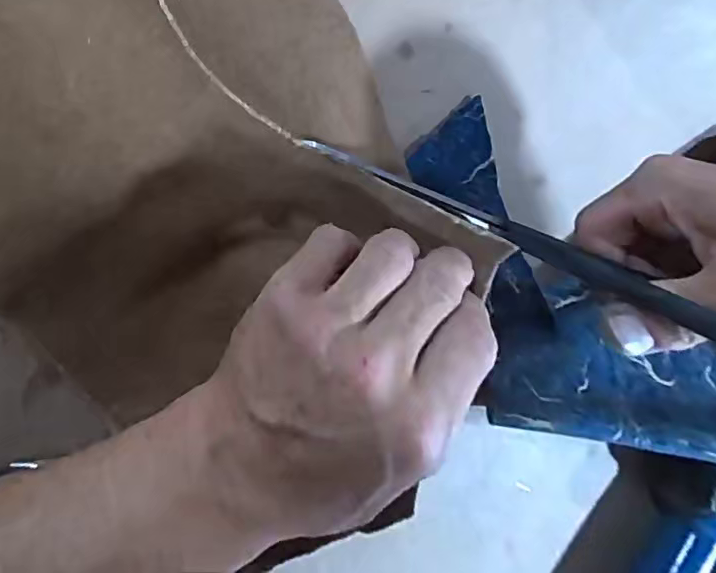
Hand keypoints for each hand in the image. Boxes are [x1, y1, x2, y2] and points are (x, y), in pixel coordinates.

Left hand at [193, 225, 496, 543]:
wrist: (239, 467)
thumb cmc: (329, 476)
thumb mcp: (411, 467)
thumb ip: (448, 396)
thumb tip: (465, 317)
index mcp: (418, 423)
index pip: (476, 329)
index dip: (469, 313)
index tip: (454, 313)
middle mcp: (377, 369)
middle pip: (441, 278)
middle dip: (446, 273)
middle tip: (430, 281)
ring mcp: (326, 327)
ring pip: (393, 248)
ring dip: (398, 256)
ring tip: (385, 276)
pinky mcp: (284, 297)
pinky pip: (336, 239)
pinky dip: (345, 251)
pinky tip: (339, 276)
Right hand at [572, 154, 715, 353]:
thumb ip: (667, 315)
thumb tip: (606, 331)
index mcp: (659, 184)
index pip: (591, 231)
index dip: (603, 281)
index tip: (640, 327)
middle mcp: (669, 184)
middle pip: (618, 245)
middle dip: (644, 294)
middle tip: (688, 335)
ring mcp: (698, 203)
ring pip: (651, 257)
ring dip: (674, 299)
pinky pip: (683, 258)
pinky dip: (698, 292)